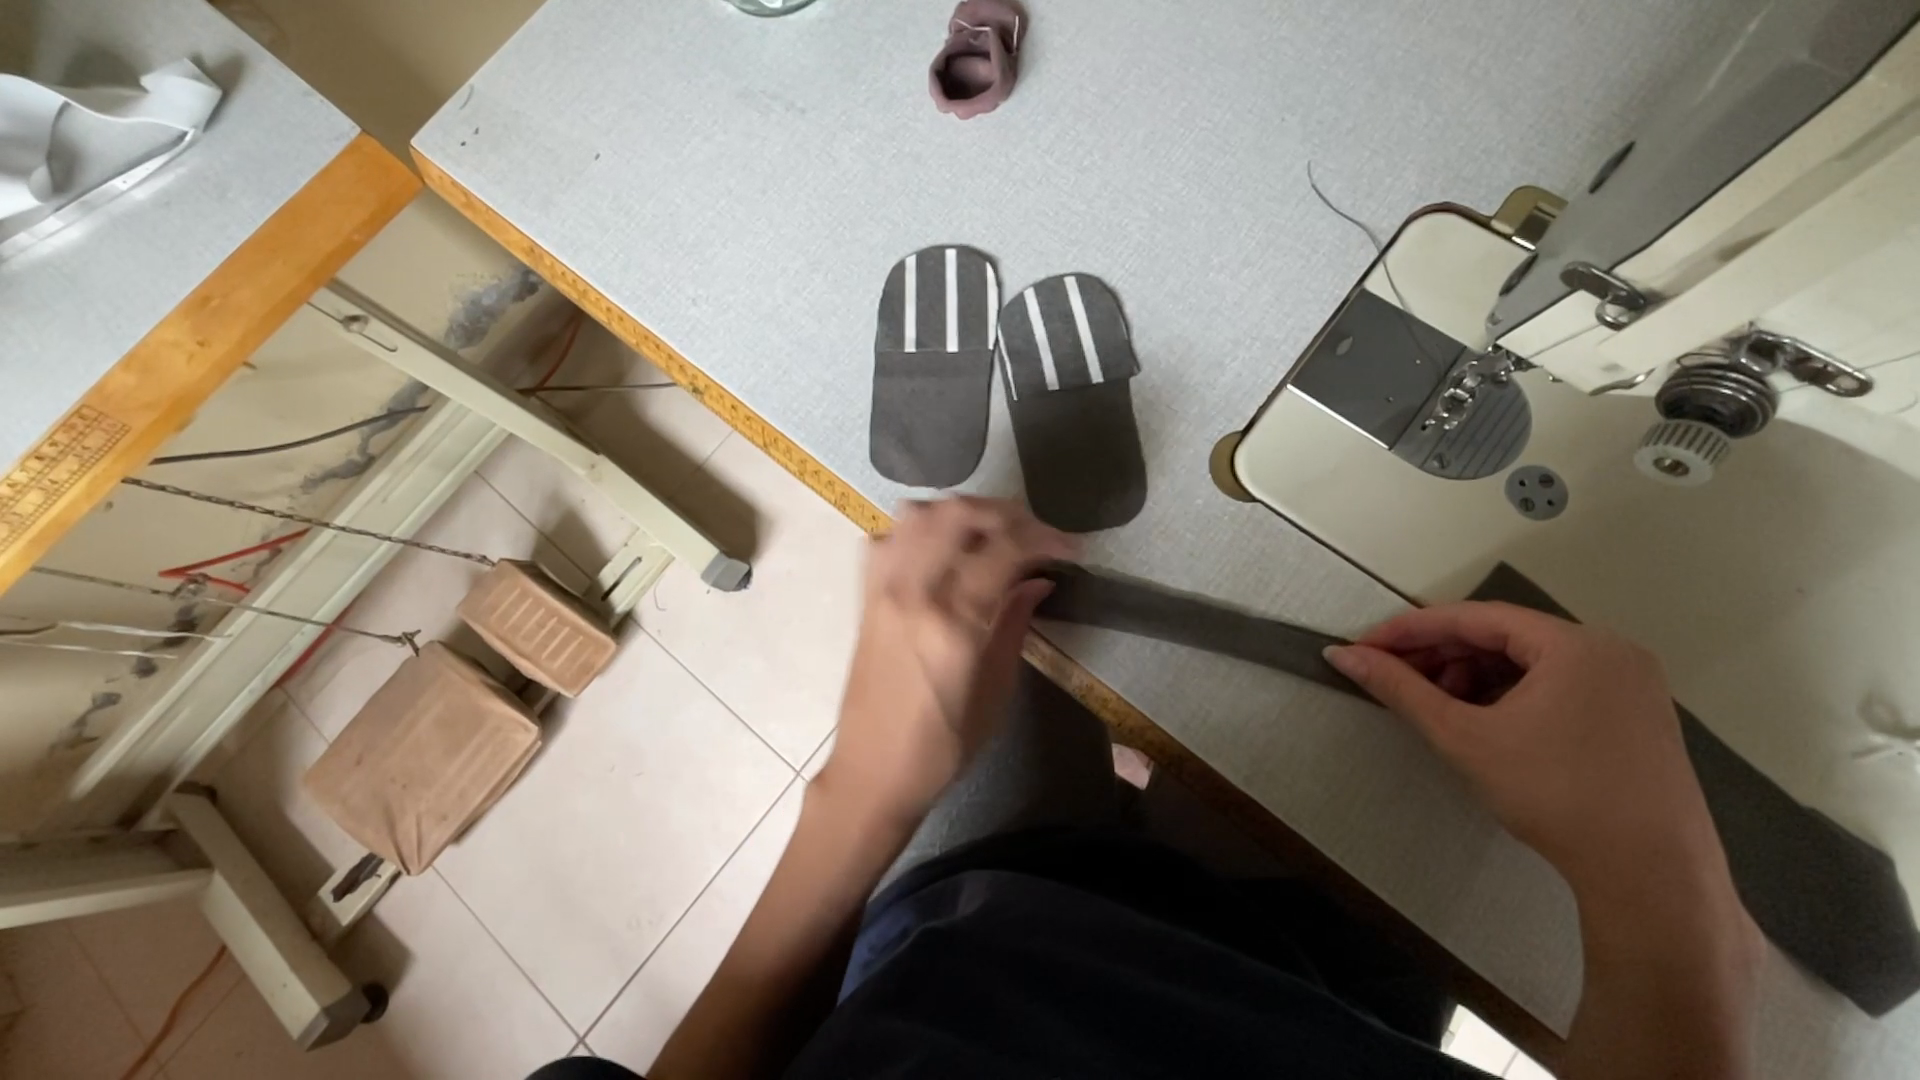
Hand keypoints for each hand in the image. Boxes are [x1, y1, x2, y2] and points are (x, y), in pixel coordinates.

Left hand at [818, 497, 1078, 828]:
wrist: (872, 771)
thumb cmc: (943, 746)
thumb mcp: (995, 690)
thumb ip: (1014, 623)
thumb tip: (1037, 580)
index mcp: (954, 622)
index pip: (1005, 548)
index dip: (1045, 538)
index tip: (1070, 548)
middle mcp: (913, 592)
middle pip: (958, 514)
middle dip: (1005, 512)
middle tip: (1034, 532)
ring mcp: (882, 590)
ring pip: (918, 514)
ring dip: (960, 512)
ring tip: (989, 534)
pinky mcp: (865, 596)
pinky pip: (888, 537)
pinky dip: (918, 530)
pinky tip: (941, 552)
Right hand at [1324, 602, 1724, 895]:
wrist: (1651, 877)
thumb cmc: (1554, 795)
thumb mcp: (1463, 737)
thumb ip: (1399, 688)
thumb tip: (1342, 655)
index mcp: (1575, 643)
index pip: (1473, 617)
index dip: (1410, 629)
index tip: (1363, 646)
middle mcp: (1609, 649)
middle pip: (1503, 635)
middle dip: (1441, 654)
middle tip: (1393, 677)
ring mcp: (1629, 682)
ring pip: (1529, 660)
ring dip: (1472, 674)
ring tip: (1435, 705)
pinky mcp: (1635, 714)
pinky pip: (1557, 683)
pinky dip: (1509, 693)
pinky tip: (1481, 720)